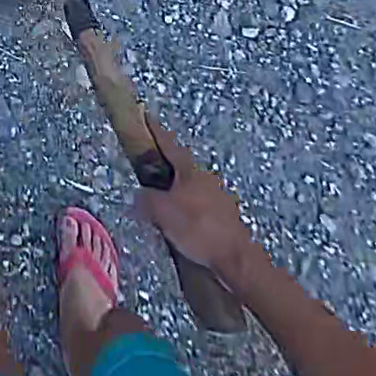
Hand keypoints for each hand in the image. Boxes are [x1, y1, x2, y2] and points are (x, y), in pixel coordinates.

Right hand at [136, 113, 255, 274]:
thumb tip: (138, 195)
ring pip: (190, 189)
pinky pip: (199, 209)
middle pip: (179, 167)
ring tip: (161, 208)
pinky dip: (187, 213)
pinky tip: (181, 228)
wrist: (237, 259)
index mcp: (189, 169)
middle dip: (164, 168)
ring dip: (176, 194)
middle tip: (147, 172)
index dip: (155, 131)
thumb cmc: (199, 228)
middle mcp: (205, 178)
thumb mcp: (162, 211)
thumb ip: (146, 200)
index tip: (145, 116)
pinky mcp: (224, 219)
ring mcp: (218, 198)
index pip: (168, 143)